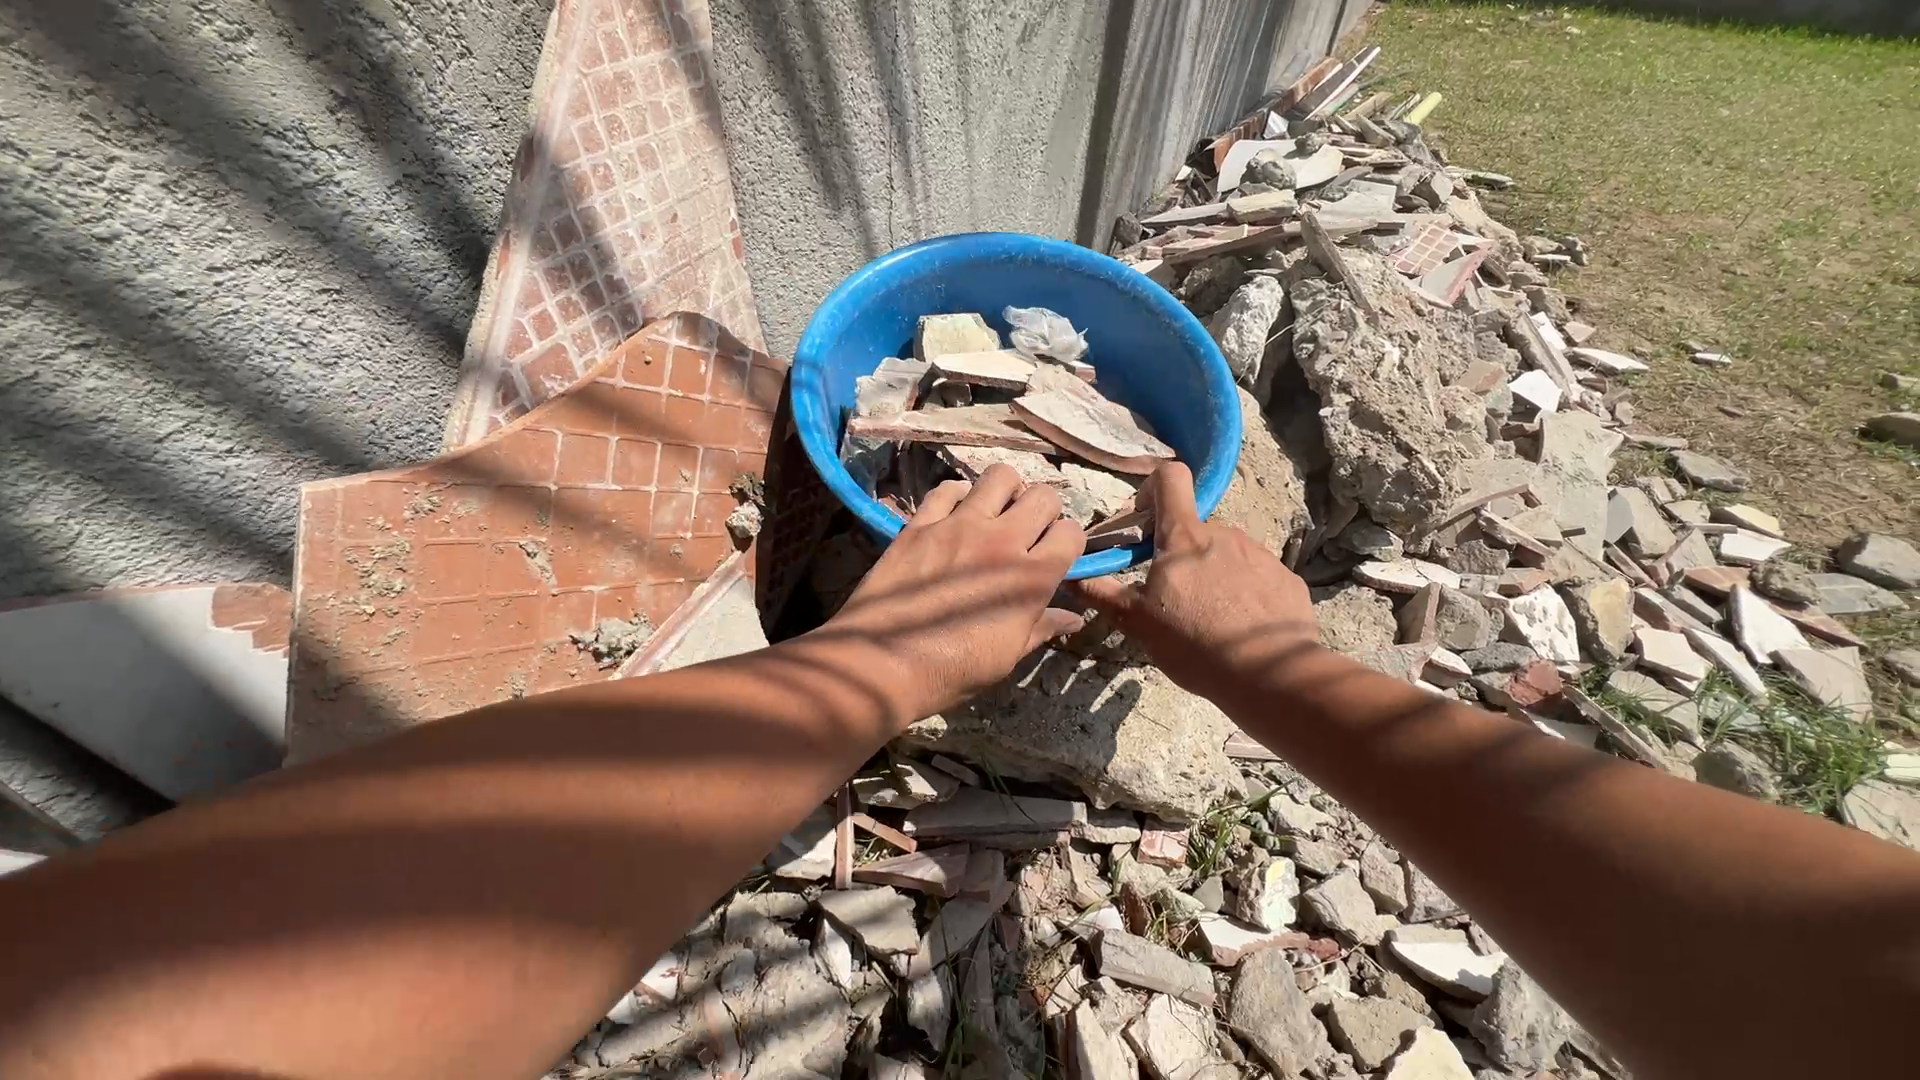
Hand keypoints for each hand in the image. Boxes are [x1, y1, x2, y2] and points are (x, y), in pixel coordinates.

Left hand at [822, 465, 1086, 718]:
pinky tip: (954, 514)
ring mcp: (959, 526)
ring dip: (1006, 490)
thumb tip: (1073, 619)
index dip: (1068, 542)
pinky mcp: (920, 524)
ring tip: (996, 511)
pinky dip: (958, 495)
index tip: (1055, 555)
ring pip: (1000, 476)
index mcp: (1031, 578)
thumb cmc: (952, 672)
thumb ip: (1040, 628)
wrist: (883, 664)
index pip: (1071, 533)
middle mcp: (1002, 541)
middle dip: (1044, 510)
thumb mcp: (1006, 657)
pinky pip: (947, 489)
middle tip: (1028, 530)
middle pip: (1043, 496)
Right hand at [1075, 463, 1319, 691]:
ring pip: (1225, 552)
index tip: (1145, 521)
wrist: (1269, 675)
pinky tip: (1239, 625)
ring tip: (1208, 616)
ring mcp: (1259, 554)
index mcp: (1184, 538)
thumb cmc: (1194, 643)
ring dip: (1212, 572)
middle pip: (1194, 529)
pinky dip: (1243, 591)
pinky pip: (1255, 575)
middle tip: (1171, 595)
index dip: (1153, 488)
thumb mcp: (1138, 623)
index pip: (1170, 478)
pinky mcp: (1285, 578)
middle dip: (1180, 553)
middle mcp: (1224, 534)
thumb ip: (1103, 594)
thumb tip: (1071, 576)